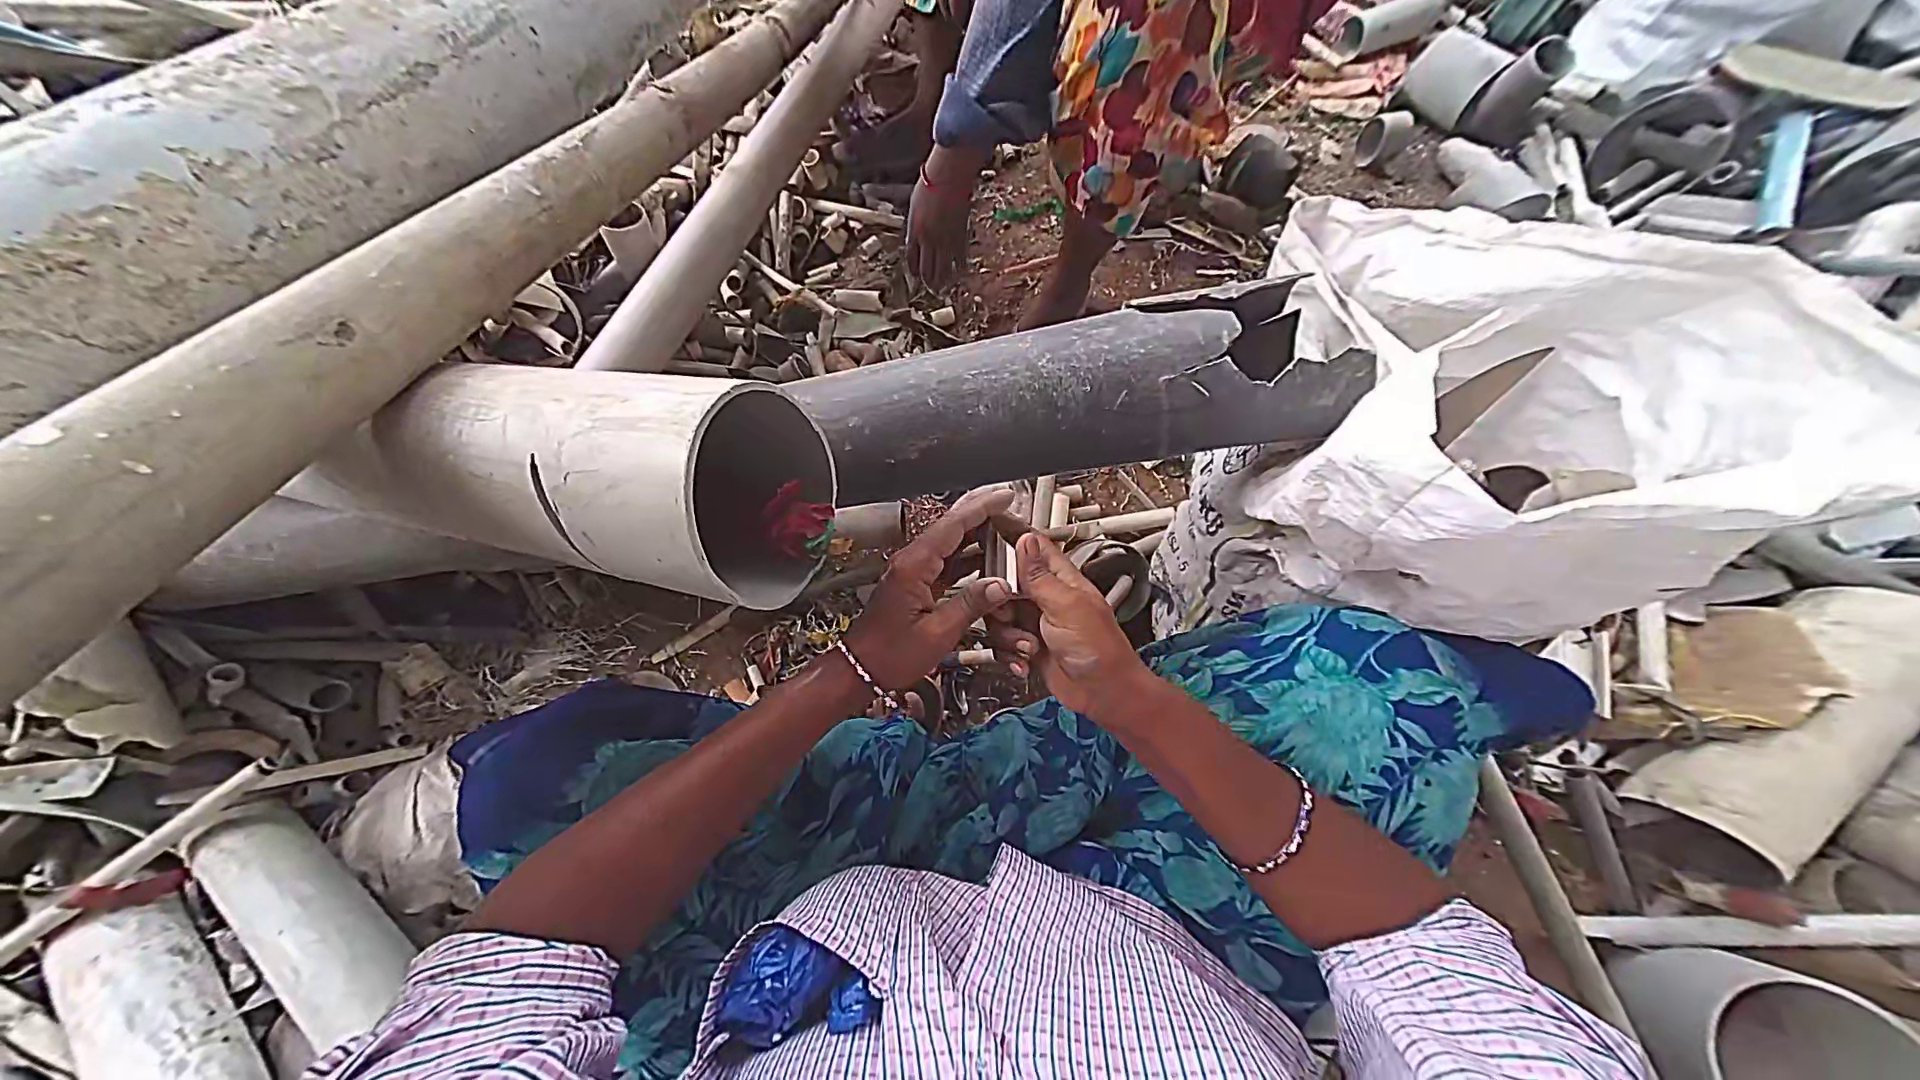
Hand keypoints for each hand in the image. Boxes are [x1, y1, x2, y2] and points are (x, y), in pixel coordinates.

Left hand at [840, 487, 1014, 688]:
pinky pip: (947, 561)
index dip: (982, 507)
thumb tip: (1001, 586)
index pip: (953, 525)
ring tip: (1006, 530)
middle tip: (1011, 508)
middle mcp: (912, 562)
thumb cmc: (889, 655)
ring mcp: (913, 572)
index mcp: (914, 567)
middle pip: (952, 527)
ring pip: (951, 543)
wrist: (860, 669)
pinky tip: (988, 559)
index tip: (1004, 497)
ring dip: (978, 534)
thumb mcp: (937, 633)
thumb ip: (971, 606)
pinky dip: (969, 556)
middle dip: (982, 514)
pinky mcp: (917, 584)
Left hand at [905, 144, 985, 289]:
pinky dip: (958, 269)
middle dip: (928, 282)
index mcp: (914, 232)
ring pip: (943, 271)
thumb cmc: (931, 184)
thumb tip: (919, 242)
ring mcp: (945, 241)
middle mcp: (928, 241)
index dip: (914, 272)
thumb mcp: (916, 207)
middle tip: (931, 289)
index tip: (917, 278)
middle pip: (927, 270)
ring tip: (943, 289)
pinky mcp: (960, 238)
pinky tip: (958, 273)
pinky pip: (959, 261)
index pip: (912, 261)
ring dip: (942, 282)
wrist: (949, 176)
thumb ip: (916, 227)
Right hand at [986, 531, 1152, 715]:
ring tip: (1029, 644)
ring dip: (1008, 634)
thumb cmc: (1100, 650)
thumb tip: (1025, 540)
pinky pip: (1003, 642)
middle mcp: (1047, 598)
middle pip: (1004, 584)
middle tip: (1011, 614)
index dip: (1012, 540)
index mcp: (1062, 579)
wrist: (1104, 695)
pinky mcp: (1029, 646)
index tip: (991, 542)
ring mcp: (1036, 622)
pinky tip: (1026, 660)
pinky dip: (1010, 653)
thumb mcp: (1067, 605)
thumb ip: (1040, 575)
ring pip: (999, 616)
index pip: (1033, 547)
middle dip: (1000, 602)